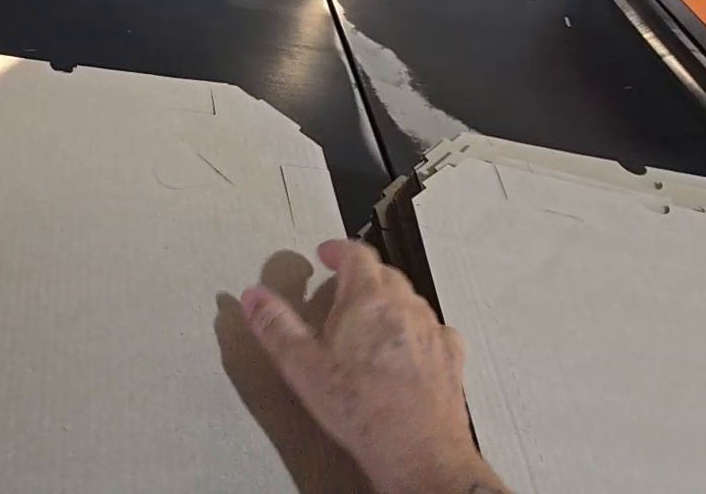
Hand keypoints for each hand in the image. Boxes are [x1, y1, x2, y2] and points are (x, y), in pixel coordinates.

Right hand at [241, 240, 509, 493]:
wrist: (419, 456)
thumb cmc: (362, 410)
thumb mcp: (302, 366)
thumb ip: (275, 325)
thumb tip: (254, 297)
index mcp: (368, 298)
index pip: (356, 253)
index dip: (338, 250)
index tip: (326, 255)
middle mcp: (404, 307)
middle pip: (385, 273)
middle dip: (361, 274)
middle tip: (341, 285)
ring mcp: (432, 333)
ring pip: (410, 299)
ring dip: (390, 299)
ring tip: (370, 316)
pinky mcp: (451, 362)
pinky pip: (436, 329)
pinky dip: (419, 328)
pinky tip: (411, 344)